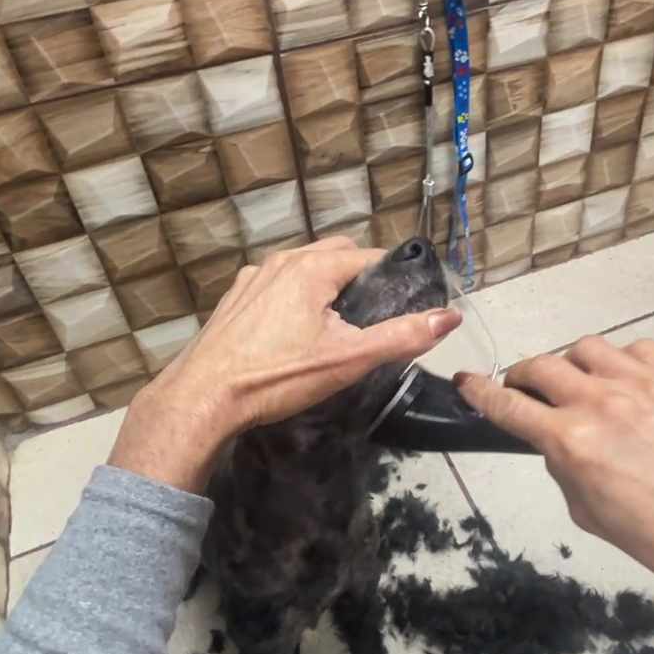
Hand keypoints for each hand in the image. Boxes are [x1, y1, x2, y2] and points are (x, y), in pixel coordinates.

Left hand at [111, 238, 461, 492]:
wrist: (203, 399)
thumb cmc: (278, 377)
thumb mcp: (349, 360)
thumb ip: (402, 337)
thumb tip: (450, 317)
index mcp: (312, 268)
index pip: (368, 256)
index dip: (390, 276)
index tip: (402, 302)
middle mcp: (282, 261)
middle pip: (335, 254)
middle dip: (358, 275)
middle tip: (371, 315)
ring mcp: (253, 278)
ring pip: (303, 267)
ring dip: (324, 284)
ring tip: (335, 323)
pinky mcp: (234, 299)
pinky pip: (276, 284)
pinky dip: (293, 296)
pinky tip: (292, 331)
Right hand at [456, 336, 653, 590]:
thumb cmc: (653, 534)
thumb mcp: (584, 510)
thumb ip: (559, 460)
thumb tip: (551, 430)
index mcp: (572, 442)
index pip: (508, 405)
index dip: (480, 392)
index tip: (468, 382)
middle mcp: (603, 403)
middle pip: (541, 365)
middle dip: (525, 377)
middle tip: (531, 390)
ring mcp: (646, 383)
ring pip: (586, 348)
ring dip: (576, 367)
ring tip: (589, 386)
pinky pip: (637, 349)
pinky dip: (626, 365)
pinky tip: (635, 389)